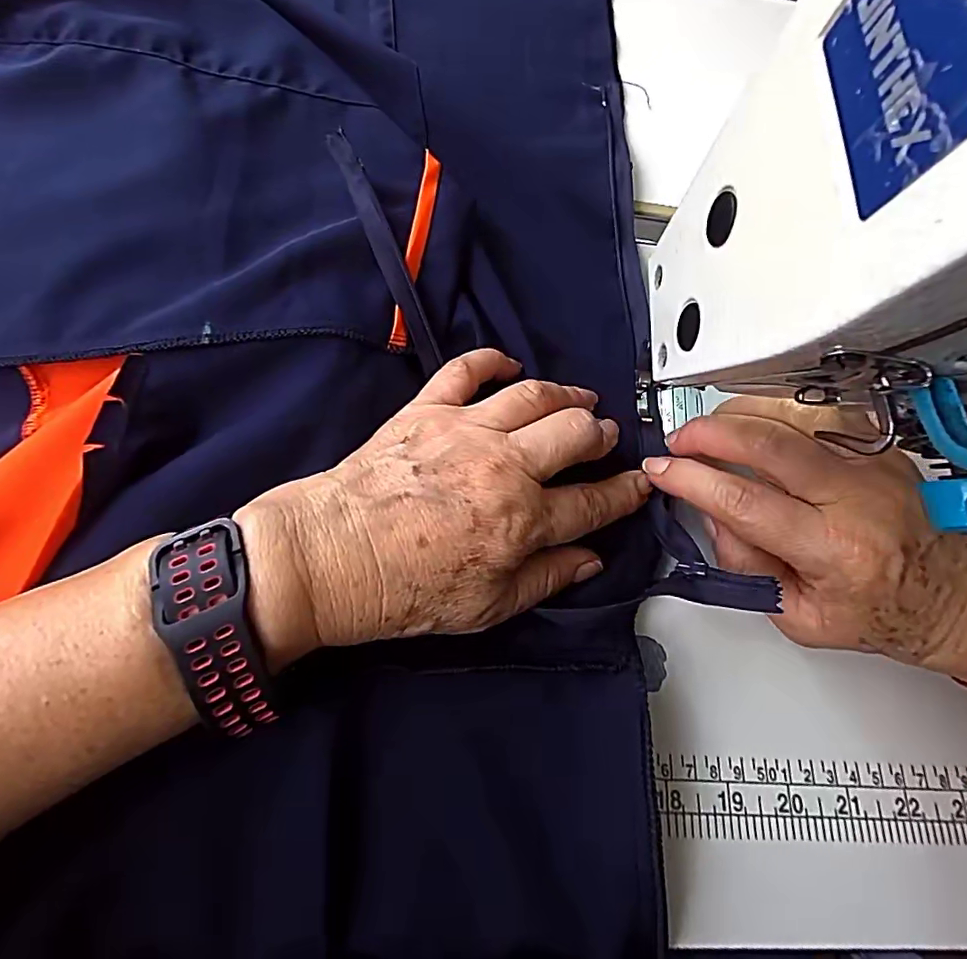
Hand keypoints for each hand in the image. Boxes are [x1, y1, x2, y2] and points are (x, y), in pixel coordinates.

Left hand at [236, 349, 650, 663]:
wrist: (330, 556)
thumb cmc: (398, 587)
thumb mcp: (484, 608)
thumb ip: (544, 579)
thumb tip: (586, 561)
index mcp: (522, 520)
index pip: (593, 502)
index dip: (623, 493)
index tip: (635, 485)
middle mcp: (502, 467)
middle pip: (573, 436)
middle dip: (599, 436)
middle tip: (604, 438)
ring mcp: (463, 432)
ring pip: (533, 397)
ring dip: (565, 395)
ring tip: (579, 399)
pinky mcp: (424, 412)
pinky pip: (465, 370)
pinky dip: (491, 360)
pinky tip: (508, 365)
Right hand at [640, 395, 966, 679]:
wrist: (963, 599)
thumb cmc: (884, 612)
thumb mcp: (797, 615)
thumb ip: (744, 563)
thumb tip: (711, 510)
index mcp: (838, 552)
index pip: (744, 502)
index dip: (690, 480)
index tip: (661, 471)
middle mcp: (860, 501)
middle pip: (770, 444)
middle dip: (709, 433)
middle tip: (678, 440)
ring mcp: (875, 467)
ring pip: (795, 414)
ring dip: (739, 413)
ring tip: (710, 429)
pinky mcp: (880, 448)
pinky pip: (818, 410)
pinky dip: (775, 407)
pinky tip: (751, 418)